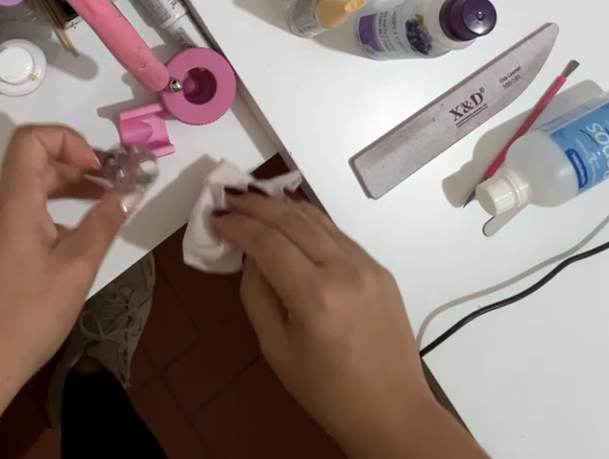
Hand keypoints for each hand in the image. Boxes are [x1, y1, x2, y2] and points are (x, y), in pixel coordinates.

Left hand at [0, 125, 135, 458]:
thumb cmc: (24, 316)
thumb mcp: (76, 269)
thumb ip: (103, 225)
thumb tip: (123, 196)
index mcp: (13, 201)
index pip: (32, 139)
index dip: (67, 139)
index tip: (97, 167)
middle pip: (33, 163)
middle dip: (77, 165)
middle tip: (113, 184)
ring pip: (27, 190)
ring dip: (66, 189)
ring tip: (102, 207)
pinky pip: (20, 214)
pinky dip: (51, 213)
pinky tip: (74, 242)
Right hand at [213, 193, 484, 457]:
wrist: (392, 412)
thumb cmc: (326, 391)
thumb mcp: (276, 349)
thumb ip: (257, 294)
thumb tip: (251, 254)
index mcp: (316, 297)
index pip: (269, 243)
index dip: (240, 225)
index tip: (216, 216)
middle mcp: (344, 270)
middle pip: (293, 220)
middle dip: (257, 204)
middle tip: (230, 197)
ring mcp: (367, 264)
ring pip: (318, 219)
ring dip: (283, 205)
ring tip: (255, 198)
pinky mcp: (379, 267)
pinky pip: (337, 234)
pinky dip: (310, 221)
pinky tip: (292, 218)